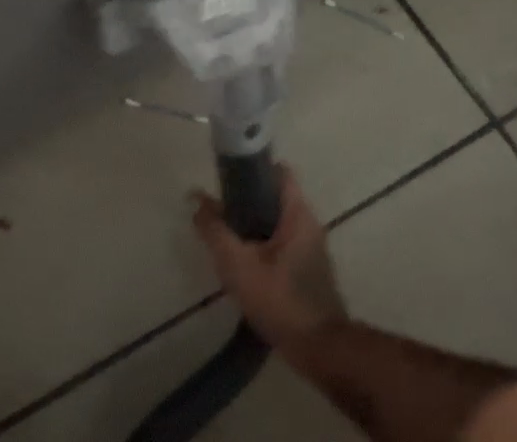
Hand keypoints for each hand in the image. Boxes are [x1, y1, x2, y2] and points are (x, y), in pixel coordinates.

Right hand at [191, 164, 347, 356]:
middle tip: (217, 212)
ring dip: (250, 226)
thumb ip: (215, 231)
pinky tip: (240, 264)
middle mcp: (309, 225)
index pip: (279, 172)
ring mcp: (311, 248)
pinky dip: (260, 245)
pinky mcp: (307, 270)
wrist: (319, 348)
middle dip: (244, 200)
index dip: (252, 168)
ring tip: (223, 238)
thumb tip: (197, 200)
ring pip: (275, 223)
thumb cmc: (280, 300)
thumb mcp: (238, 265)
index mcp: (298, 215)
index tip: (226, 177)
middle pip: (274, 197)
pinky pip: (280, 244)